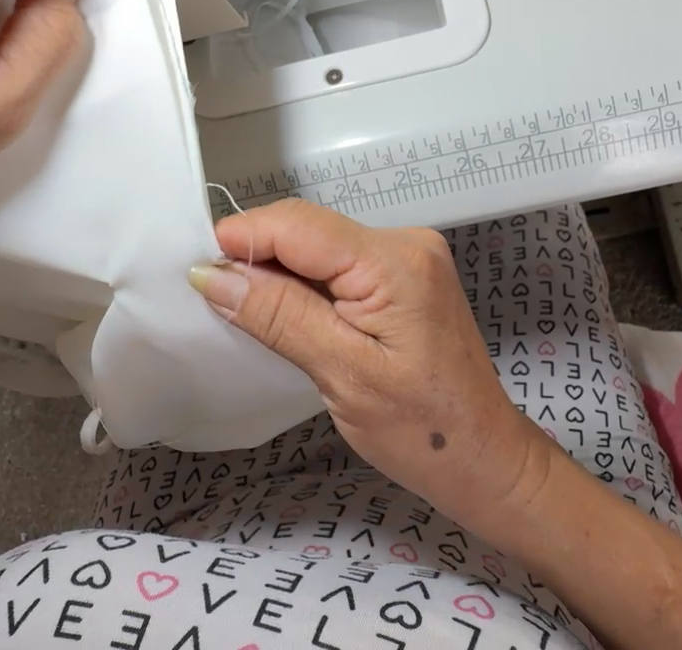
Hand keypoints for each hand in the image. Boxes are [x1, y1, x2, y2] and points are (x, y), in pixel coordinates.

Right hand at [189, 199, 554, 521]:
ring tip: (247, 315)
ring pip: (320, 246)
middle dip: (257, 258)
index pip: (298, 224)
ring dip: (279, 274)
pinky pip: (340, 264)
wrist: (484, 457)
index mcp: (394, 259)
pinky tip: (287, 315)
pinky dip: (307, 285)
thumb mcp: (341, 373)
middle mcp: (404, 242)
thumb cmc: (421, 430)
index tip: (197, 275)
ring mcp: (409, 256)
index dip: (242, 238)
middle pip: (308, 230)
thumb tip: (212, 273)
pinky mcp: (406, 276)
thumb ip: (278, 314)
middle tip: (215, 302)